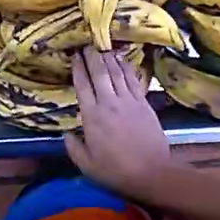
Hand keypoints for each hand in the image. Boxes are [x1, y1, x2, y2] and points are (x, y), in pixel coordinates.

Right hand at [64, 48, 172, 197]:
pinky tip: (124, 62)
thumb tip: (67, 134)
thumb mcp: (85, 164)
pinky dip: (128, 69)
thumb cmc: (115, 171)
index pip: (82, 85)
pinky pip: (134, 82)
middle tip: (88, 45)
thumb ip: (73, 147)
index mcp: (92, 115)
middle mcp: (109, 104)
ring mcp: (129, 103)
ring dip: (110, 59)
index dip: (78, 68)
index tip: (74, 55)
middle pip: (100, 74)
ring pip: (118, 74)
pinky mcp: (144, 105)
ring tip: (103, 48)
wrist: (153, 174)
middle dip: (93, 57)